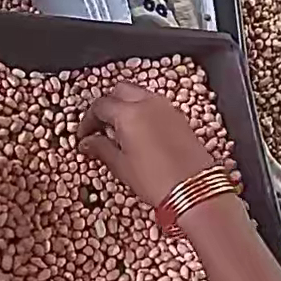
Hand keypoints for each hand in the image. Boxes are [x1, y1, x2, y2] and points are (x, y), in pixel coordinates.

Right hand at [75, 81, 218, 205]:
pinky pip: (155, 106)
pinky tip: (140, 136)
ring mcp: (167, 108)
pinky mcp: (180, 117)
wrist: (196, 189)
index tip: (84, 136)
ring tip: (119, 134)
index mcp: (128, 113)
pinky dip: (143, 113)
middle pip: (120, 91)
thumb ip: (101, 149)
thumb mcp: (121, 166)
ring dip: (126, 107)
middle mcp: (148, 103)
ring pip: (139, 95)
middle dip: (107, 106)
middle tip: (100, 129)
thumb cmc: (155, 180)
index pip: (100, 105)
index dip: (88, 120)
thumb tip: (87, 143)